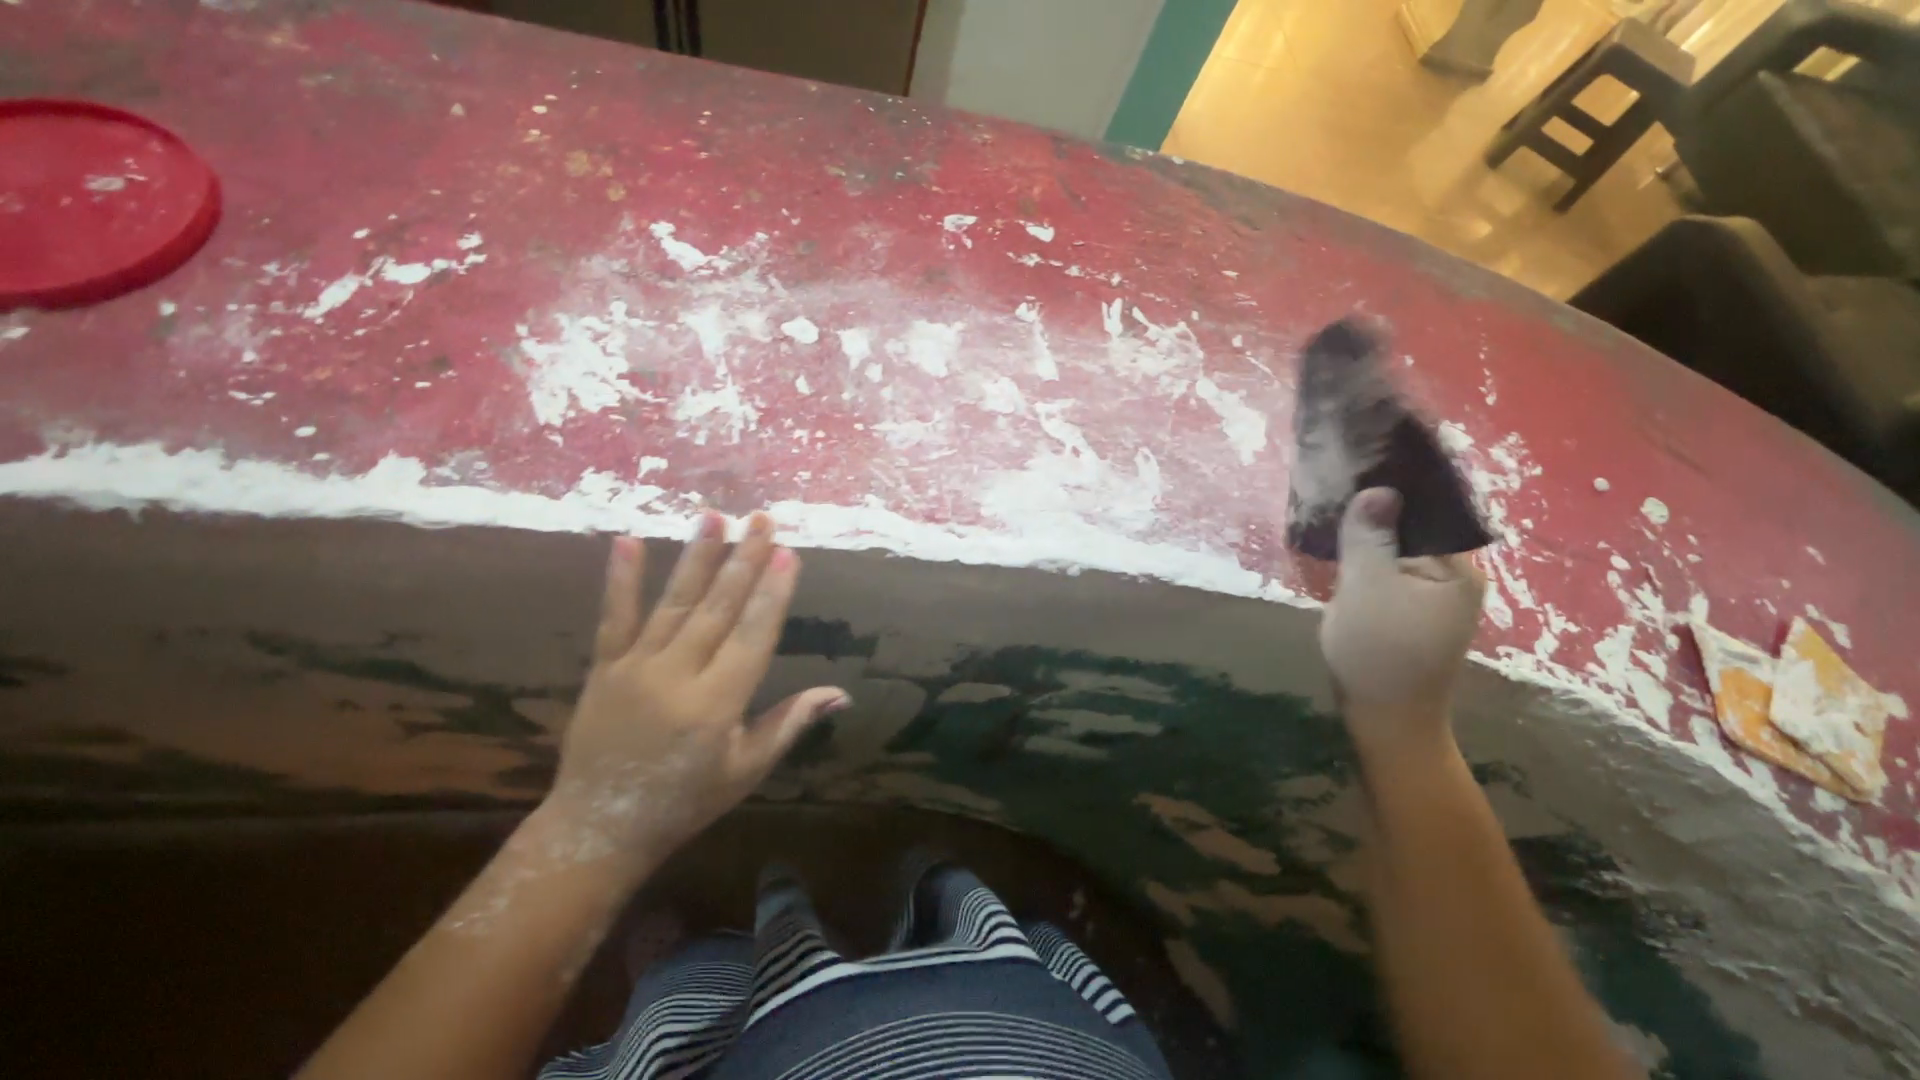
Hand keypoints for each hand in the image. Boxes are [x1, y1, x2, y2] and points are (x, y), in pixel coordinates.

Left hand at [542, 511, 849, 870]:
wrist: (600, 826)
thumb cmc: (685, 802)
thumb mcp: (746, 771)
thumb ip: (789, 724)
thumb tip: (839, 694)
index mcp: (716, 704)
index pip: (752, 635)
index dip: (772, 593)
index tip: (787, 552)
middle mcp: (676, 676)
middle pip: (717, 608)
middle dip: (743, 560)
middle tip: (761, 519)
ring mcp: (635, 668)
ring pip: (673, 603)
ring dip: (696, 557)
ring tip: (714, 516)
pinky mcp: (603, 668)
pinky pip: (614, 618)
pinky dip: (622, 579)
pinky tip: (629, 540)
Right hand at [1319, 488, 1484, 748]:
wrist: (1386, 723)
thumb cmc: (1379, 652)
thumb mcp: (1366, 586)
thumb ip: (1369, 535)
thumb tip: (1379, 488)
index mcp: (1459, 568)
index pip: (1428, 512)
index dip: (1391, 494)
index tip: (1355, 479)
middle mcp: (1458, 580)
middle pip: (1413, 533)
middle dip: (1376, 521)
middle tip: (1335, 505)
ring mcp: (1438, 602)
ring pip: (1400, 557)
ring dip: (1370, 547)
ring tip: (1335, 529)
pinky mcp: (1416, 618)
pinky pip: (1394, 579)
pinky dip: (1371, 570)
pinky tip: (1345, 567)